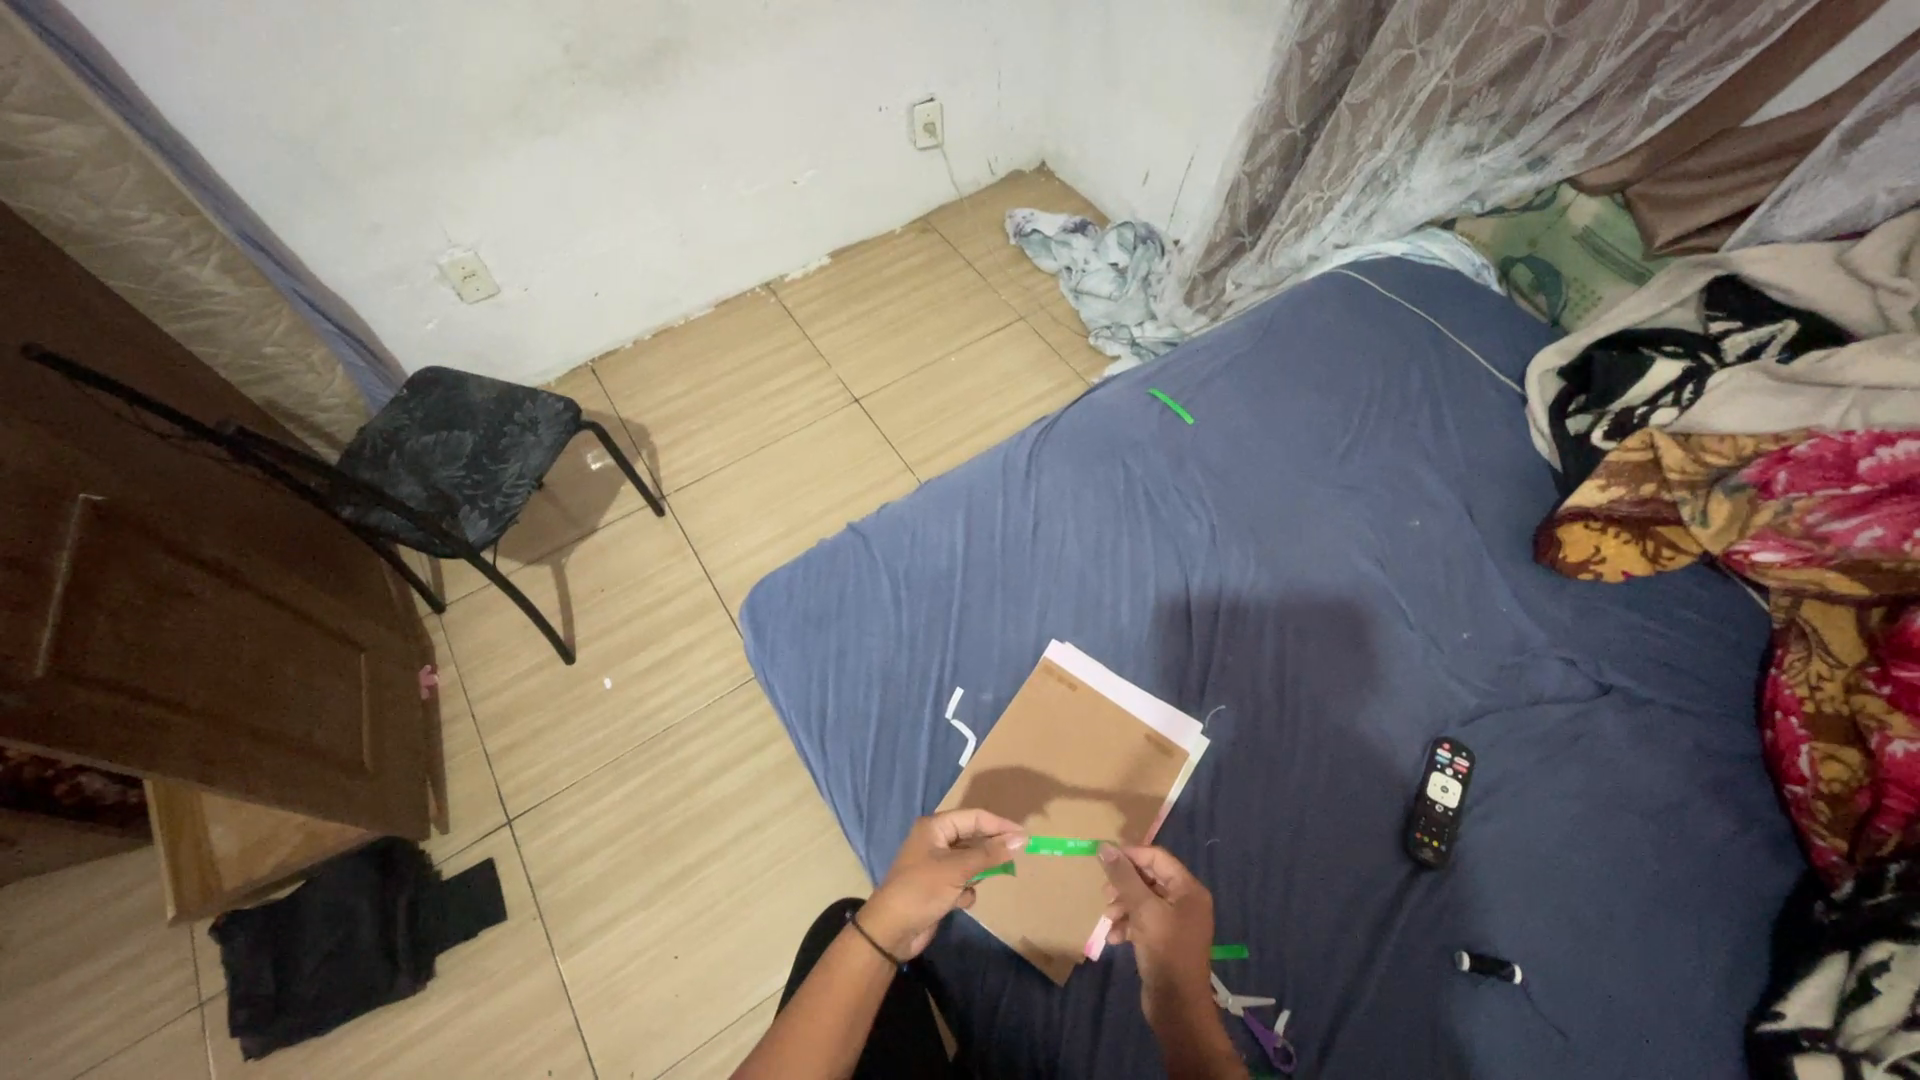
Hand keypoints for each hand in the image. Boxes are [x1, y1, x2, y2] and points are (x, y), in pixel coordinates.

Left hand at [859, 809, 1026, 959]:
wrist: (891, 931)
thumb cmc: (922, 890)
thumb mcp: (957, 869)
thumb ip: (989, 853)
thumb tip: (1021, 839)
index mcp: (935, 827)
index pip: (974, 817)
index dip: (1000, 825)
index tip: (1025, 836)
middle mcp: (935, 841)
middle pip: (973, 838)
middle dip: (990, 850)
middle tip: (1015, 858)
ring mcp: (936, 864)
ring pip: (970, 861)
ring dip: (977, 873)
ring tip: (982, 881)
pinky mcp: (938, 886)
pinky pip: (963, 881)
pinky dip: (966, 890)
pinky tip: (961, 901)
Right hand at [1100, 844, 1215, 1024]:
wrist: (1177, 1005)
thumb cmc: (1165, 951)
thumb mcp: (1143, 910)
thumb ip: (1124, 877)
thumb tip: (1105, 846)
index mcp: (1188, 889)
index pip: (1157, 857)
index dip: (1131, 855)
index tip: (1104, 860)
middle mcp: (1185, 902)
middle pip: (1149, 878)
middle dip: (1124, 885)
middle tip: (1104, 892)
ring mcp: (1175, 922)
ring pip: (1143, 900)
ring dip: (1122, 906)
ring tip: (1108, 918)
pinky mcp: (1164, 940)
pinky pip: (1143, 920)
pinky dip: (1127, 924)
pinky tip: (1114, 937)